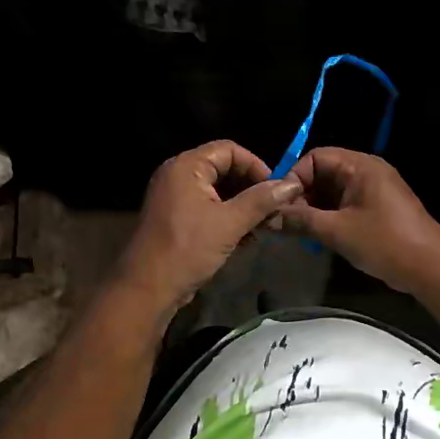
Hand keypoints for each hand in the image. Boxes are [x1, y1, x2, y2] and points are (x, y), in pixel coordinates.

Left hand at [114, 141, 304, 309]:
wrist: (147, 289)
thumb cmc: (188, 249)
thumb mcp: (230, 223)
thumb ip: (261, 200)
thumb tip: (292, 185)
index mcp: (186, 166)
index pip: (229, 150)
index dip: (256, 166)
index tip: (276, 190)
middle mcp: (177, 175)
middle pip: (224, 169)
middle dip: (251, 189)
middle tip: (273, 210)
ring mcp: (174, 198)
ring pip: (218, 192)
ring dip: (242, 206)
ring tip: (263, 227)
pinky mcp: (176, 219)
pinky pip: (207, 208)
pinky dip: (228, 218)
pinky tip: (246, 238)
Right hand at [278, 148, 439, 293]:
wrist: (431, 268)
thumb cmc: (385, 242)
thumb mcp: (337, 231)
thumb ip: (300, 221)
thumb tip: (268, 218)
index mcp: (360, 166)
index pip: (315, 157)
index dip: (294, 178)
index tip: (280, 204)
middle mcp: (366, 171)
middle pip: (322, 173)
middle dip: (302, 196)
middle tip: (286, 221)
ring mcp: (373, 190)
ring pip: (331, 191)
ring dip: (313, 209)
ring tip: (298, 231)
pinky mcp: (376, 209)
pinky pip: (344, 204)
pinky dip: (328, 216)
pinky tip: (317, 237)